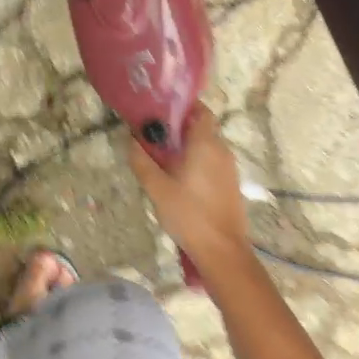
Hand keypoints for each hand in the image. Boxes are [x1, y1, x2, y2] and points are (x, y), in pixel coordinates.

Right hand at [126, 107, 250, 275]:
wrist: (223, 251)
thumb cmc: (189, 214)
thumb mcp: (157, 188)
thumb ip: (142, 161)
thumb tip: (130, 140)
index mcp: (205, 144)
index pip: (201, 111)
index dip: (183, 106)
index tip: (160, 110)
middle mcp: (221, 151)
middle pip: (201, 128)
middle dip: (178, 128)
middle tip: (152, 135)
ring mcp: (228, 168)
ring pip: (205, 146)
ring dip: (185, 146)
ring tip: (160, 157)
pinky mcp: (229, 184)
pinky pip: (210, 161)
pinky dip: (195, 161)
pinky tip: (176, 177)